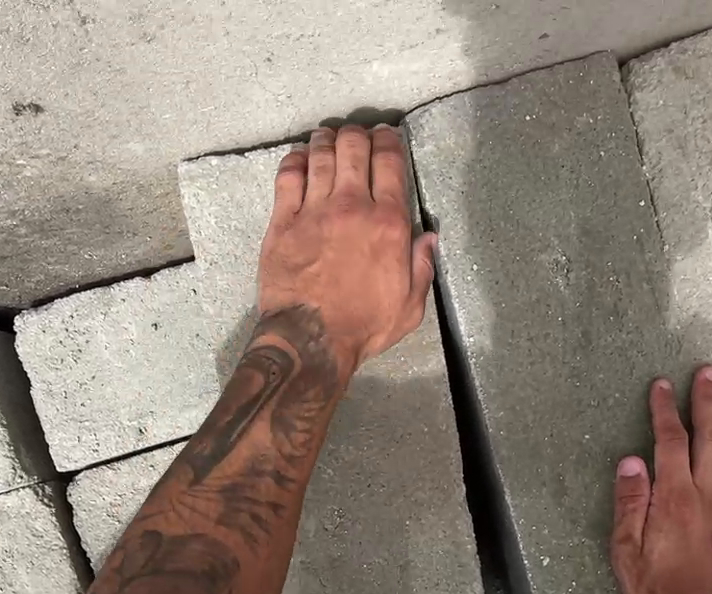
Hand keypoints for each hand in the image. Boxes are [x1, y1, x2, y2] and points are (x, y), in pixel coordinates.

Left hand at [258, 125, 437, 377]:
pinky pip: (288, 175)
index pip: (390, 163)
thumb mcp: (409, 307)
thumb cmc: (363, 327)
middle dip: (358, 135)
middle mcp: (352, 206)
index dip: (389, 141)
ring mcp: (314, 210)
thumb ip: (421, 268)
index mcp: (388, 223)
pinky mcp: (283, 221)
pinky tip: (300, 158)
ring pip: (321, 154)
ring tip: (328, 138)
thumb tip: (428, 238)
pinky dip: (296, 160)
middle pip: (354, 148)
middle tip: (357, 137)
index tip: (387, 137)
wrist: (312, 340)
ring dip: (327, 140)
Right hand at [610, 366, 711, 593]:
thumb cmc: (656, 587)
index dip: (665, 411)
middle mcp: (707, 494)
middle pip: (708, 437)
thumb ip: (630, 503)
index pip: (668, 442)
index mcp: (673, 498)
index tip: (662, 386)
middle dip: (706, 402)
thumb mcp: (625, 550)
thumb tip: (632, 461)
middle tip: (707, 371)